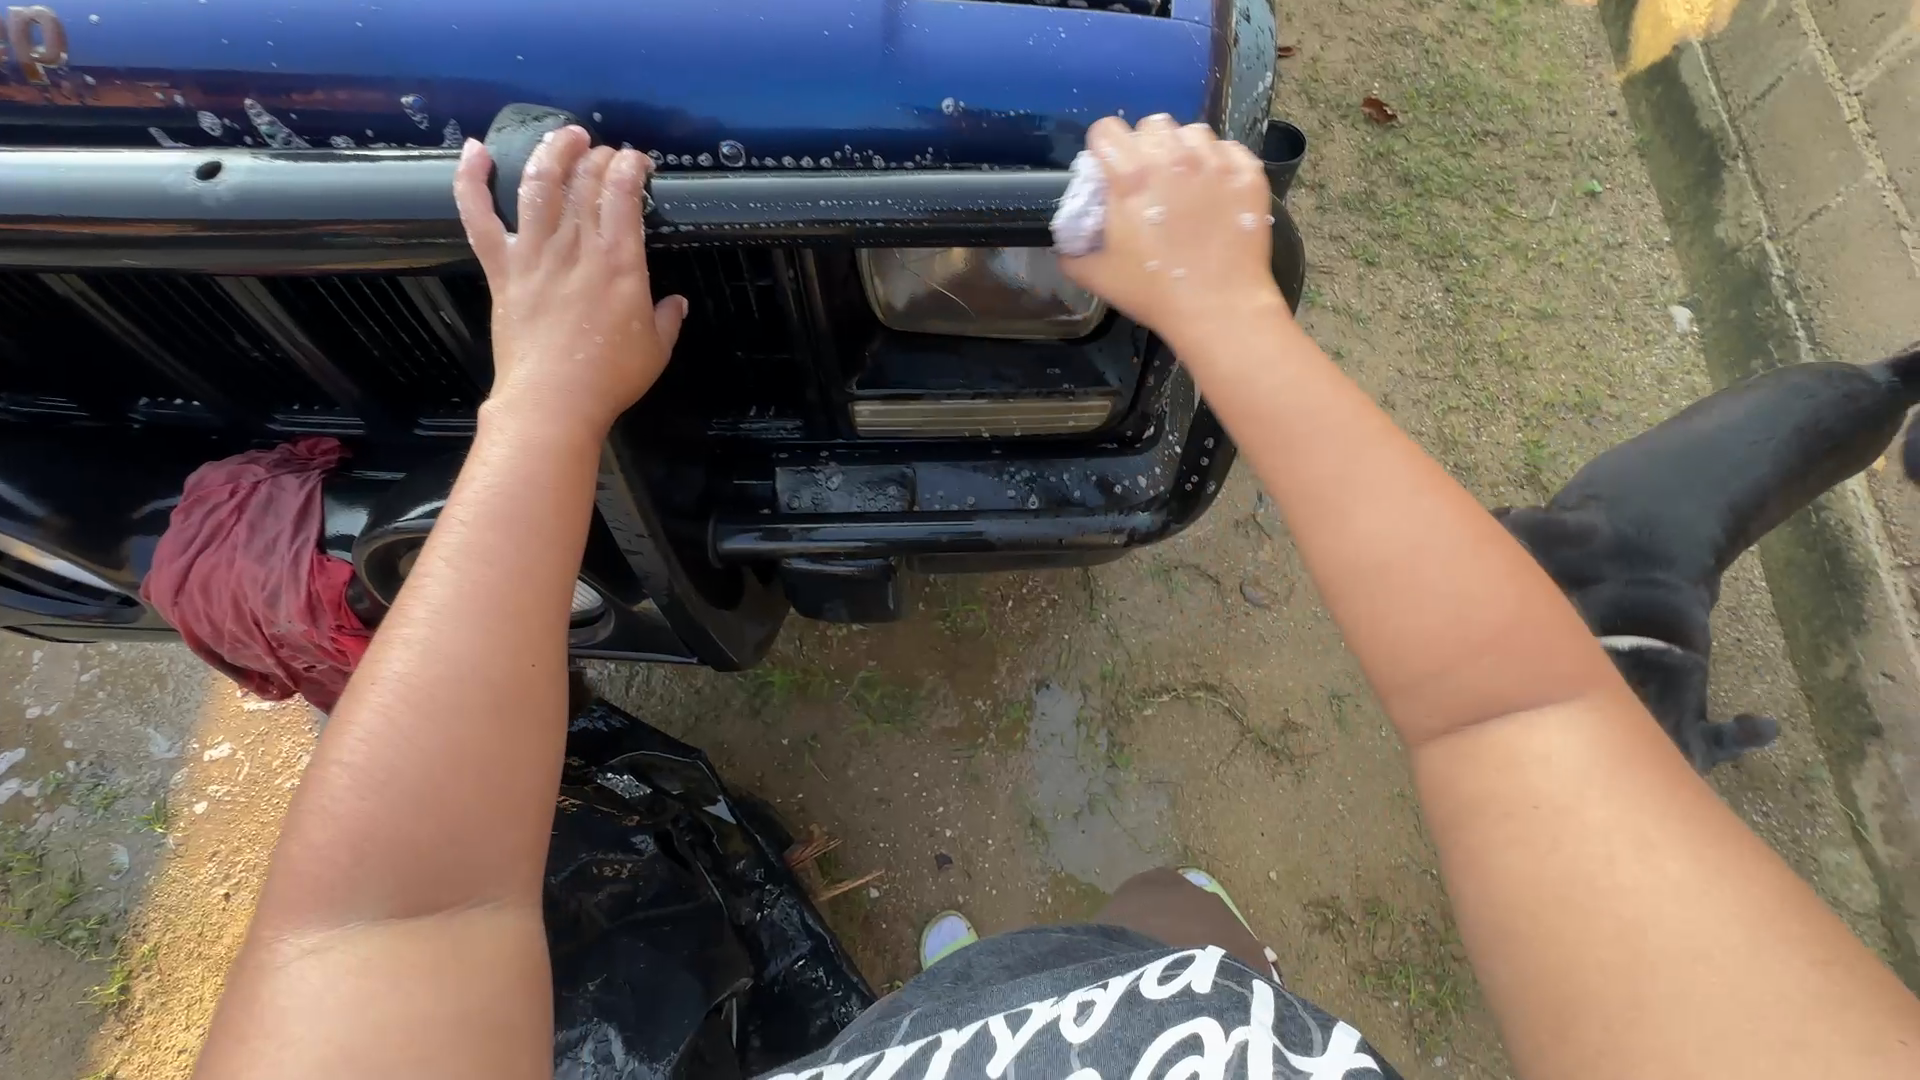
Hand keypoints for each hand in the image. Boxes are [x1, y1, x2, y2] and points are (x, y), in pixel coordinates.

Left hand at [452, 126, 686, 431]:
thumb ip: (668, 319)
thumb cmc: (611, 377)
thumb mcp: (657, 350)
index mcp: (621, 264)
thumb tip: (676, 303)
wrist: (554, 400)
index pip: (623, 195)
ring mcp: (534, 253)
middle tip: (607, 154)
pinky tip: (476, 152)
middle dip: (599, 158)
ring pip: (539, 184)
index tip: (638, 163)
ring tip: (564, 135)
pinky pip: (478, 214)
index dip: (630, 167)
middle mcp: (577, 248)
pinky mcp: (501, 267)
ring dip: (551, 151)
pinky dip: (471, 179)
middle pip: (584, 182)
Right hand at [1059, 116, 1287, 351]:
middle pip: (1151, 125)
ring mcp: (1215, 162)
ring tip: (1184, 184)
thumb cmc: (1154, 292)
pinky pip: (1228, 149)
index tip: (1107, 170)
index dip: (1102, 149)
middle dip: (1143, 147)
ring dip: (1182, 152)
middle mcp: (1173, 157)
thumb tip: (1065, 245)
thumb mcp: (1098, 278)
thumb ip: (1072, 255)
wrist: (1218, 308)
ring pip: (1192, 132)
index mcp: (1130, 178)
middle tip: (1147, 181)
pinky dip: (1218, 164)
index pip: (1106, 130)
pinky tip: (1214, 191)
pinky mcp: (1247, 173)